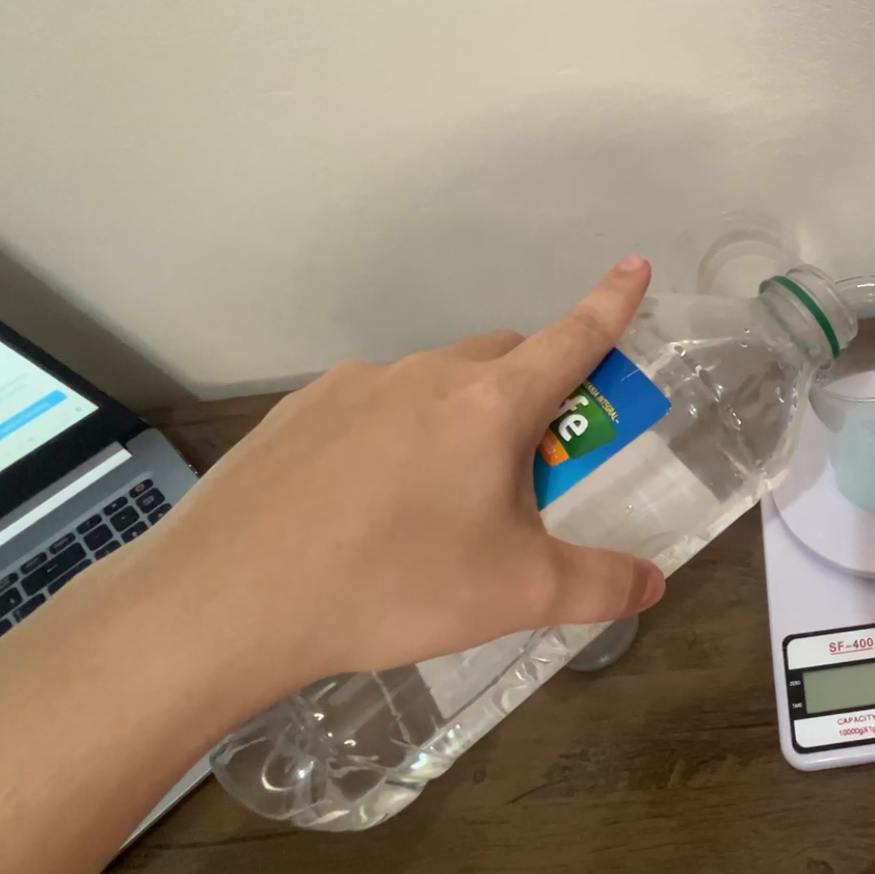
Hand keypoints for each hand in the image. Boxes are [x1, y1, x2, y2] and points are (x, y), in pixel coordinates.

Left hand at [118, 254, 667, 688]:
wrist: (220, 607)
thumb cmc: (392, 586)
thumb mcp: (519, 594)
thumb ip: (602, 585)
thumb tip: (654, 585)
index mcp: (491, 404)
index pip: (573, 339)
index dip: (612, 304)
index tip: (635, 266)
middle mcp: (428, 375)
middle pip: (510, 356)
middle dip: (538, 390)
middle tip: (530, 466)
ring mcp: (357, 386)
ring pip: (442, 380)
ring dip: (470, 415)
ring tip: (444, 498)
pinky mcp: (302, 410)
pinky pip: (380, 402)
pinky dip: (404, 429)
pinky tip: (375, 498)